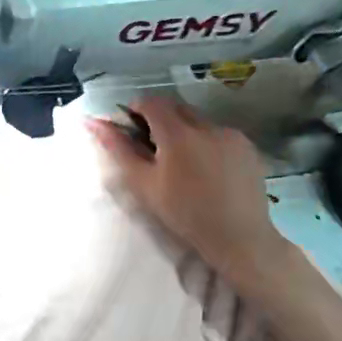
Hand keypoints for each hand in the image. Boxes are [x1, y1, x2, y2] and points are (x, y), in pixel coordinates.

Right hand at [88, 97, 293, 295]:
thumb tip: (93, 121)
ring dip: (184, 130)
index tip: (133, 131)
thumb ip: (118, 148)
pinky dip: (207, 141)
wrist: (238, 239)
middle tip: (154, 148)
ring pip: (198, 119)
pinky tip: (208, 169)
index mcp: (178, 133)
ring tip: (183, 162)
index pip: (151, 102)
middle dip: (160, 119)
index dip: (136, 110)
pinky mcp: (248, 146)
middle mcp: (207, 126)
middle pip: (175, 107)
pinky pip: (219, 132)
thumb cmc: (183, 213)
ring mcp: (231, 134)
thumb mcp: (143, 183)